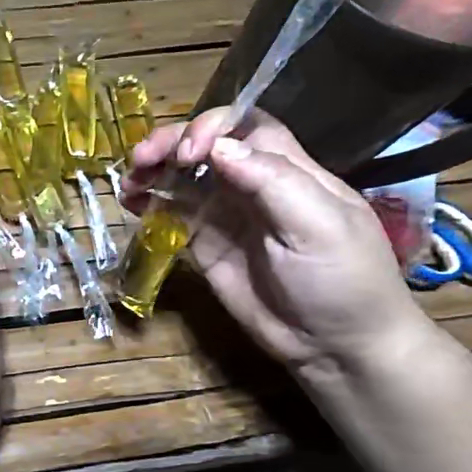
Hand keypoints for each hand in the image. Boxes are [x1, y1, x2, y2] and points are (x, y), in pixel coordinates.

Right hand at [120, 108, 428, 372]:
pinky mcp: (205, 247)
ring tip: (129, 182)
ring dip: (154, 171)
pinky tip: (133, 204)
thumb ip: (272, 182)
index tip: (188, 153)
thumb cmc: (342, 280)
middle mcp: (251, 185)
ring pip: (183, 178)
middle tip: (141, 160)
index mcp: (287, 170)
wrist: (335, 345)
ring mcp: (225, 216)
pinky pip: (173, 216)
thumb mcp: (320, 226)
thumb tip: (219, 148)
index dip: (212, 126)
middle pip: (205, 147)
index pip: (244, 126)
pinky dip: (150, 205)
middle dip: (170, 144)